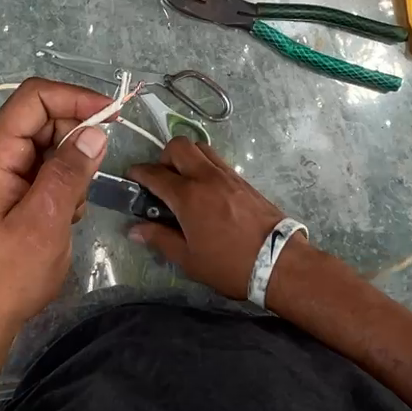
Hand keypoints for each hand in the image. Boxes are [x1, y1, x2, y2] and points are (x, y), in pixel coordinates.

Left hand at [0, 78, 111, 332]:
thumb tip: (95, 131)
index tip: (112, 113)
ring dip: (71, 166)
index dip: (74, 96)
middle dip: (75, 136)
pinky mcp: (9, 191)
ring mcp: (0, 172)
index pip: (34, 97)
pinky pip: (44, 169)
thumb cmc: (8, 274)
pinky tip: (65, 217)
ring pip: (47, 144)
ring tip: (73, 207)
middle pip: (41, 117)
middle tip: (97, 170)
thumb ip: (70, 171)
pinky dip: (63, 184)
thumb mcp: (45, 220)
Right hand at [127, 138, 299, 298]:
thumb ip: (159, 239)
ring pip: (200, 148)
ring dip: (187, 157)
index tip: (131, 177)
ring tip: (185, 181)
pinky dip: (205, 165)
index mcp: (188, 196)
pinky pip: (217, 160)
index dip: (139, 173)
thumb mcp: (189, 260)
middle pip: (178, 146)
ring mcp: (227, 175)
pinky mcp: (243, 180)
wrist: (280, 263)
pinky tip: (207, 190)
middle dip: (163, 157)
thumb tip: (134, 229)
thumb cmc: (230, 265)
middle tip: (163, 179)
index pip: (155, 173)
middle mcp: (205, 177)